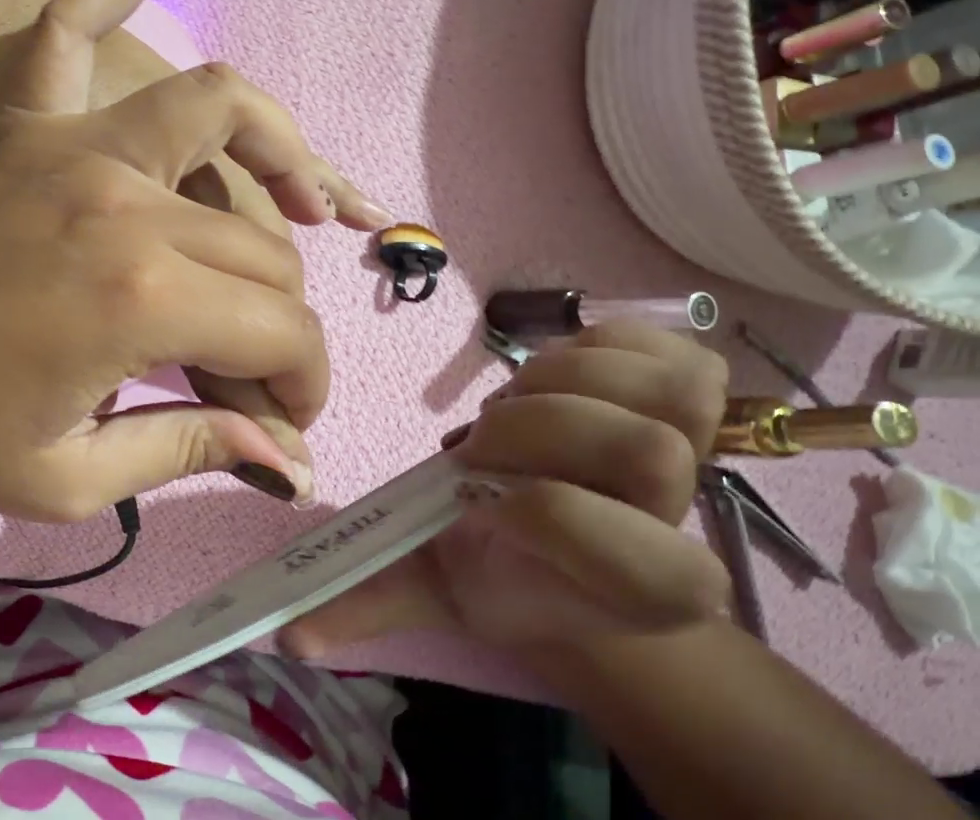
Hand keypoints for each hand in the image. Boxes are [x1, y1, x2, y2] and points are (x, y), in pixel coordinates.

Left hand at [0, 0, 345, 520]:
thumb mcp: (68, 476)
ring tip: (295, 199)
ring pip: (218, 114)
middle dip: (286, 316)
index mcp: (140, 300)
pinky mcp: (22, 125)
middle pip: (259, 246)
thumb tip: (284, 453)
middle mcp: (122, 204)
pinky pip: (72, 24)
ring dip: (272, 151)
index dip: (304, 379)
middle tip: (264, 366)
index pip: (281, 327)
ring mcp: (69, 146)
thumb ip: (188, 451)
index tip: (288, 419)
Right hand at [278, 323, 733, 656]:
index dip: (551, 517)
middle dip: (540, 430)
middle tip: (482, 441)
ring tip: (515, 402)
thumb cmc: (493, 572)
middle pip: (646, 453)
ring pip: (670, 393)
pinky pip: (677, 352)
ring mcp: (695, 453)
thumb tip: (287, 636)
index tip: (482, 508)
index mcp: (635, 591)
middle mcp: (681, 522)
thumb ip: (366, 606)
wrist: (561, 550)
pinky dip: (605, 345)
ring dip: (566, 380)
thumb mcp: (428, 592)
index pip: (638, 556)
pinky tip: (554, 373)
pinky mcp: (690, 400)